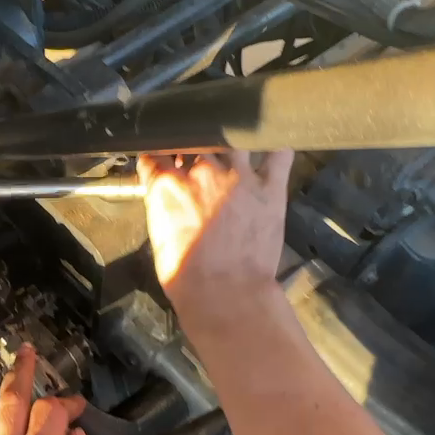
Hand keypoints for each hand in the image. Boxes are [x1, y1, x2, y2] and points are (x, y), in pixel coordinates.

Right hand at [140, 152, 290, 320]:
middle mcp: (202, 170)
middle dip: (192, 151)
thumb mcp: (158, 237)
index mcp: (168, 184)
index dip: (159, 157)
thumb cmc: (186, 274)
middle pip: (195, 142)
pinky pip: (278, 154)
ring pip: (232, 140)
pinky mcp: (271, 186)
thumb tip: (165, 194)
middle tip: (195, 167)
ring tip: (228, 157)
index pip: (156, 153)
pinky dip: (275, 148)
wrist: (226, 293)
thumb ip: (162, 205)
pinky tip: (270, 151)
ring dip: (227, 146)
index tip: (163, 164)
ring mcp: (239, 175)